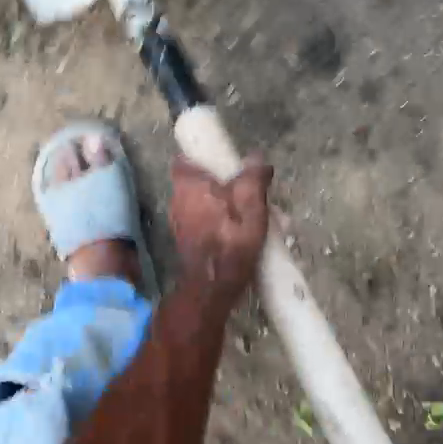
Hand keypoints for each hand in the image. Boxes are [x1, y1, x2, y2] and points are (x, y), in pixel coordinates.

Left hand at [169, 155, 272, 301]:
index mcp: (187, 185)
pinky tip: (251, 235)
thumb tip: (256, 157)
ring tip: (264, 217)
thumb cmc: (231, 240)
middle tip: (257, 193)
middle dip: (230, 185)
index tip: (226, 161)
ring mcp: (181, 223)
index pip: (184, 159)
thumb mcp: (250, 204)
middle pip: (202, 182)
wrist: (213, 286)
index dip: (203, 157)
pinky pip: (209, 223)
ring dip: (233, 206)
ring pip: (209, 204)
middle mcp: (178, 201)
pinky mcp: (189, 241)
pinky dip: (227, 224)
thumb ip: (252, 177)